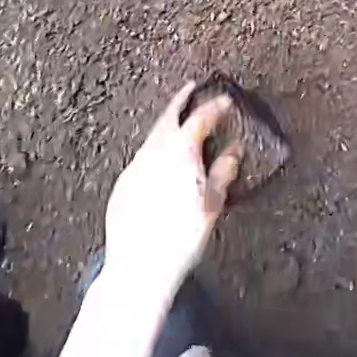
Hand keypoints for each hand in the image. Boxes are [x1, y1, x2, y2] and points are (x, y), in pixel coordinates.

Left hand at [103, 82, 242, 291]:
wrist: (139, 267)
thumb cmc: (180, 237)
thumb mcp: (213, 202)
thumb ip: (223, 171)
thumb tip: (233, 152)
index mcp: (180, 151)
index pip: (201, 118)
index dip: (215, 107)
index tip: (225, 102)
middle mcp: (154, 151)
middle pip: (168, 117)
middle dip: (181, 101)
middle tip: (190, 90)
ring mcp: (135, 166)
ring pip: (153, 137)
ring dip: (166, 127)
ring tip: (178, 126)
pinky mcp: (123, 184)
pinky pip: (141, 159)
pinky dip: (154, 152)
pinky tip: (161, 164)